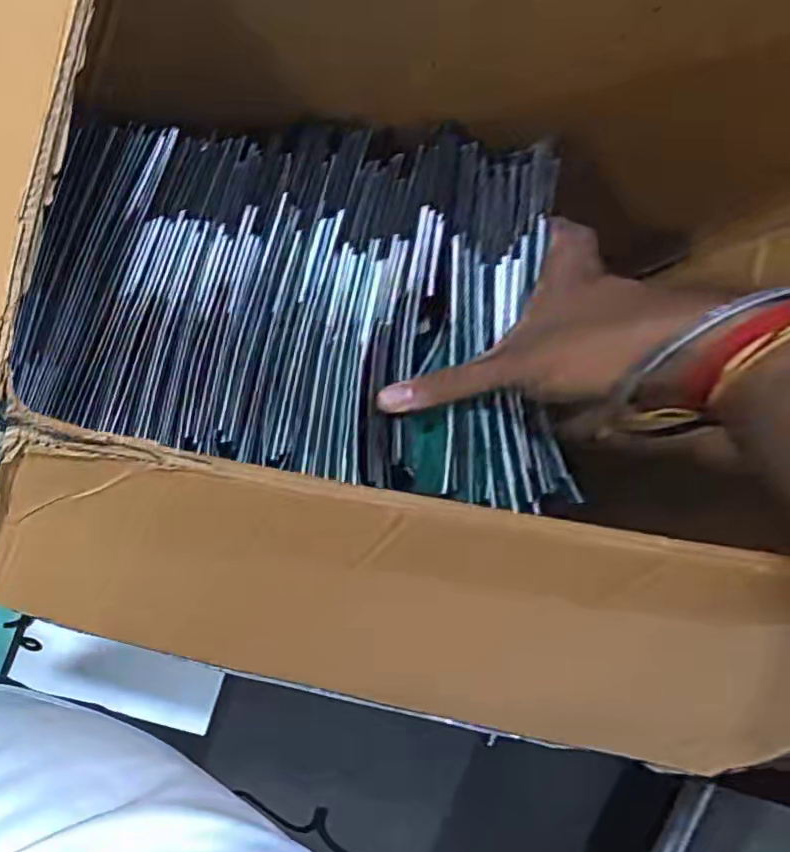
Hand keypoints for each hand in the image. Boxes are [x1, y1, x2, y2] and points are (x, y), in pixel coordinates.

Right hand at [376, 219, 739, 414]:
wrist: (693, 366)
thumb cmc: (601, 344)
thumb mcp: (514, 366)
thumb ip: (452, 382)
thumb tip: (383, 398)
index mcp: (569, 275)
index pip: (559, 235)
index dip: (536, 228)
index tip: (509, 228)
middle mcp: (592, 289)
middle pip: (556, 272)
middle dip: (522, 280)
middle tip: (478, 287)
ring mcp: (610, 317)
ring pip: (563, 309)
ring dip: (533, 320)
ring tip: (484, 330)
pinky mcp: (618, 346)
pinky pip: (571, 344)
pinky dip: (548, 354)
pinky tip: (519, 365)